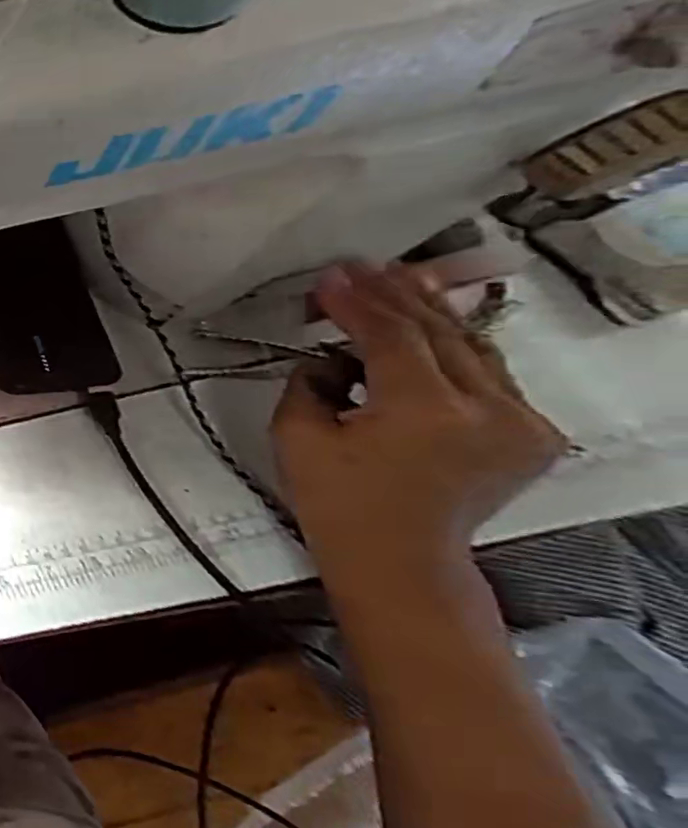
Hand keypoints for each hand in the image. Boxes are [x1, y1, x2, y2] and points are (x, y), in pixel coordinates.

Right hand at [271, 262, 566, 566]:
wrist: (398, 557)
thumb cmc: (337, 502)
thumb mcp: (295, 438)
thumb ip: (308, 385)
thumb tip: (326, 359)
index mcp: (425, 412)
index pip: (391, 336)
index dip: (357, 303)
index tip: (330, 279)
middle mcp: (488, 410)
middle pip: (441, 333)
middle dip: (394, 297)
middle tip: (361, 270)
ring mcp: (521, 422)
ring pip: (475, 348)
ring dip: (431, 315)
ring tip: (400, 282)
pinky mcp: (532, 433)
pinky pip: (490, 375)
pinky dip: (456, 349)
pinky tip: (430, 330)